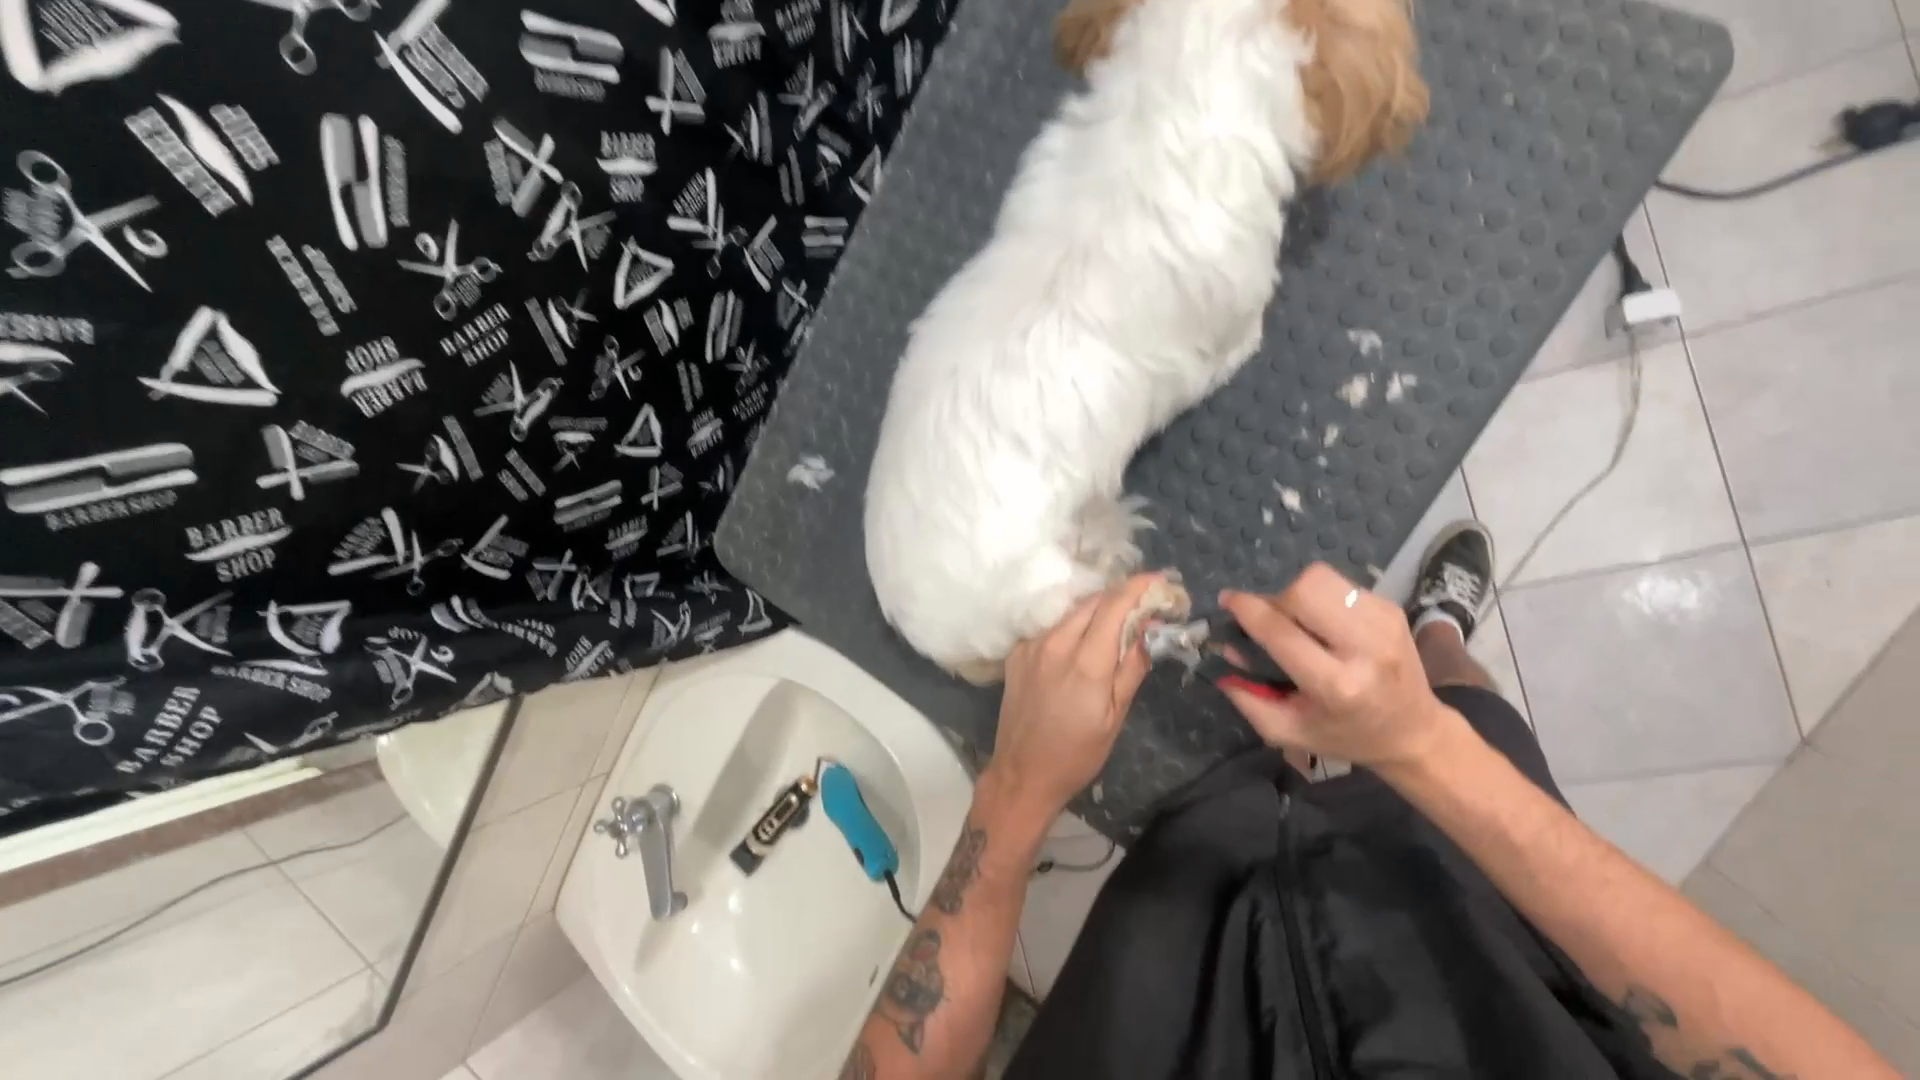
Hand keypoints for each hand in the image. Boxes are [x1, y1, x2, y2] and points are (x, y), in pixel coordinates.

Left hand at [982, 574, 1163, 821]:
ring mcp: (1031, 646)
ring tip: (1117, 623)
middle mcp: (1055, 644)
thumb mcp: (1115, 716)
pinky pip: (1051, 628)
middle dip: (1121, 597)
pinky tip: (1081, 643)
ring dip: (1096, 611)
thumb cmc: (1077, 754)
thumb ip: (1131, 668)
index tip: (1160, 580)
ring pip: (1071, 612)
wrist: (1022, 773)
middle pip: (1093, 602)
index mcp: (1085, 662)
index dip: (1139, 587)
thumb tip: (1149, 629)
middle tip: (1145, 604)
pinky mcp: (1017, 653)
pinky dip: (1071, 626)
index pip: (1114, 605)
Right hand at [1218, 563, 1462, 768]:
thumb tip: (1226, 650)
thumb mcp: (1288, 731)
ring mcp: (1383, 624)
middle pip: (1305, 591)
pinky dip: (1322, 597)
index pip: (1282, 633)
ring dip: (1298, 594)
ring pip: (1322, 580)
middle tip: (1273, 620)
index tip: (1227, 601)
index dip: (1248, 610)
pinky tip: (1326, 623)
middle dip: (1277, 600)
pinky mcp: (1392, 609)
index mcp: (1337, 686)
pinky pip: (1341, 585)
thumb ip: (1248, 696)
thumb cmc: (1345, 735)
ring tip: (1300, 620)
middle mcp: (1364, 649)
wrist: (1414, 732)